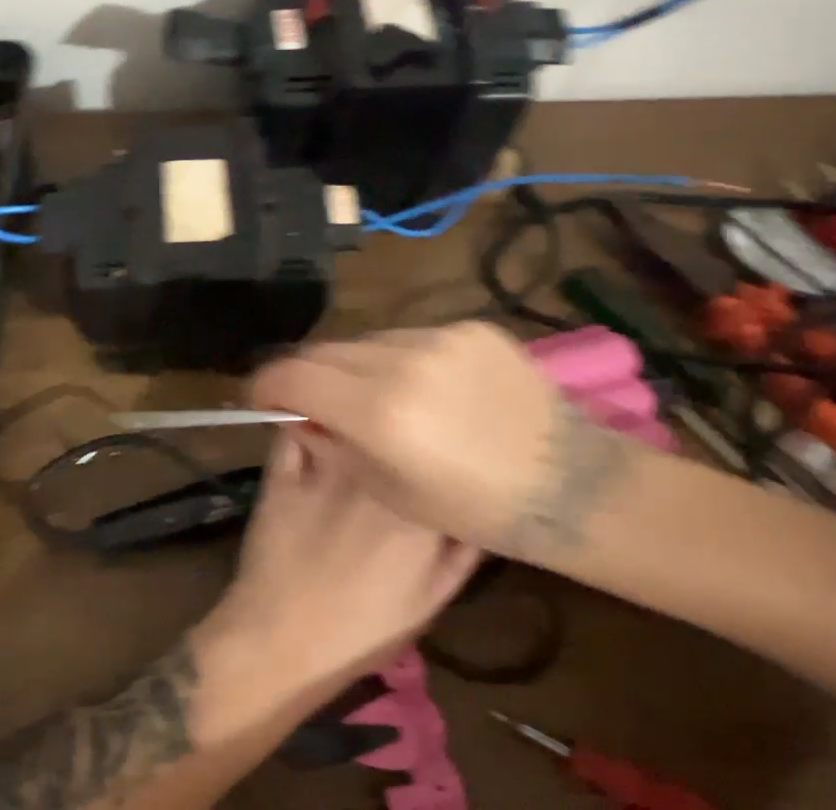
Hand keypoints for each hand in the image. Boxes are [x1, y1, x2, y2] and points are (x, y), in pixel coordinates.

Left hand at [190, 432, 478, 721]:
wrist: (284, 640)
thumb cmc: (365, 629)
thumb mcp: (434, 598)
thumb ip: (465, 547)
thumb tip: (482, 504)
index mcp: (422, 509)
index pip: (446, 454)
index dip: (448, 444)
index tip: (448, 440)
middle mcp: (376, 477)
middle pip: (394, 426)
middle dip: (400, 418)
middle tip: (403, 417)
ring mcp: (324, 470)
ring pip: (344, 416)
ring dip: (352, 406)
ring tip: (358, 405)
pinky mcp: (281, 471)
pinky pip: (296, 428)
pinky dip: (306, 418)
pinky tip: (313, 418)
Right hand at [250, 322, 563, 551]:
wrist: (573, 486)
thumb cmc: (474, 507)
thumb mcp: (386, 490)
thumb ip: (330, 444)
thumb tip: (297, 416)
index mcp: (379, 412)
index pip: (292, 377)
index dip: (266, 387)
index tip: (262, 400)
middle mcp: (403, 362)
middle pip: (323, 352)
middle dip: (309, 376)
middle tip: (314, 403)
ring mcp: (441, 339)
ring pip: (366, 341)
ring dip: (353, 366)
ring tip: (372, 398)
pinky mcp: (471, 329)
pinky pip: (410, 337)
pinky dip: (398, 359)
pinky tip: (421, 389)